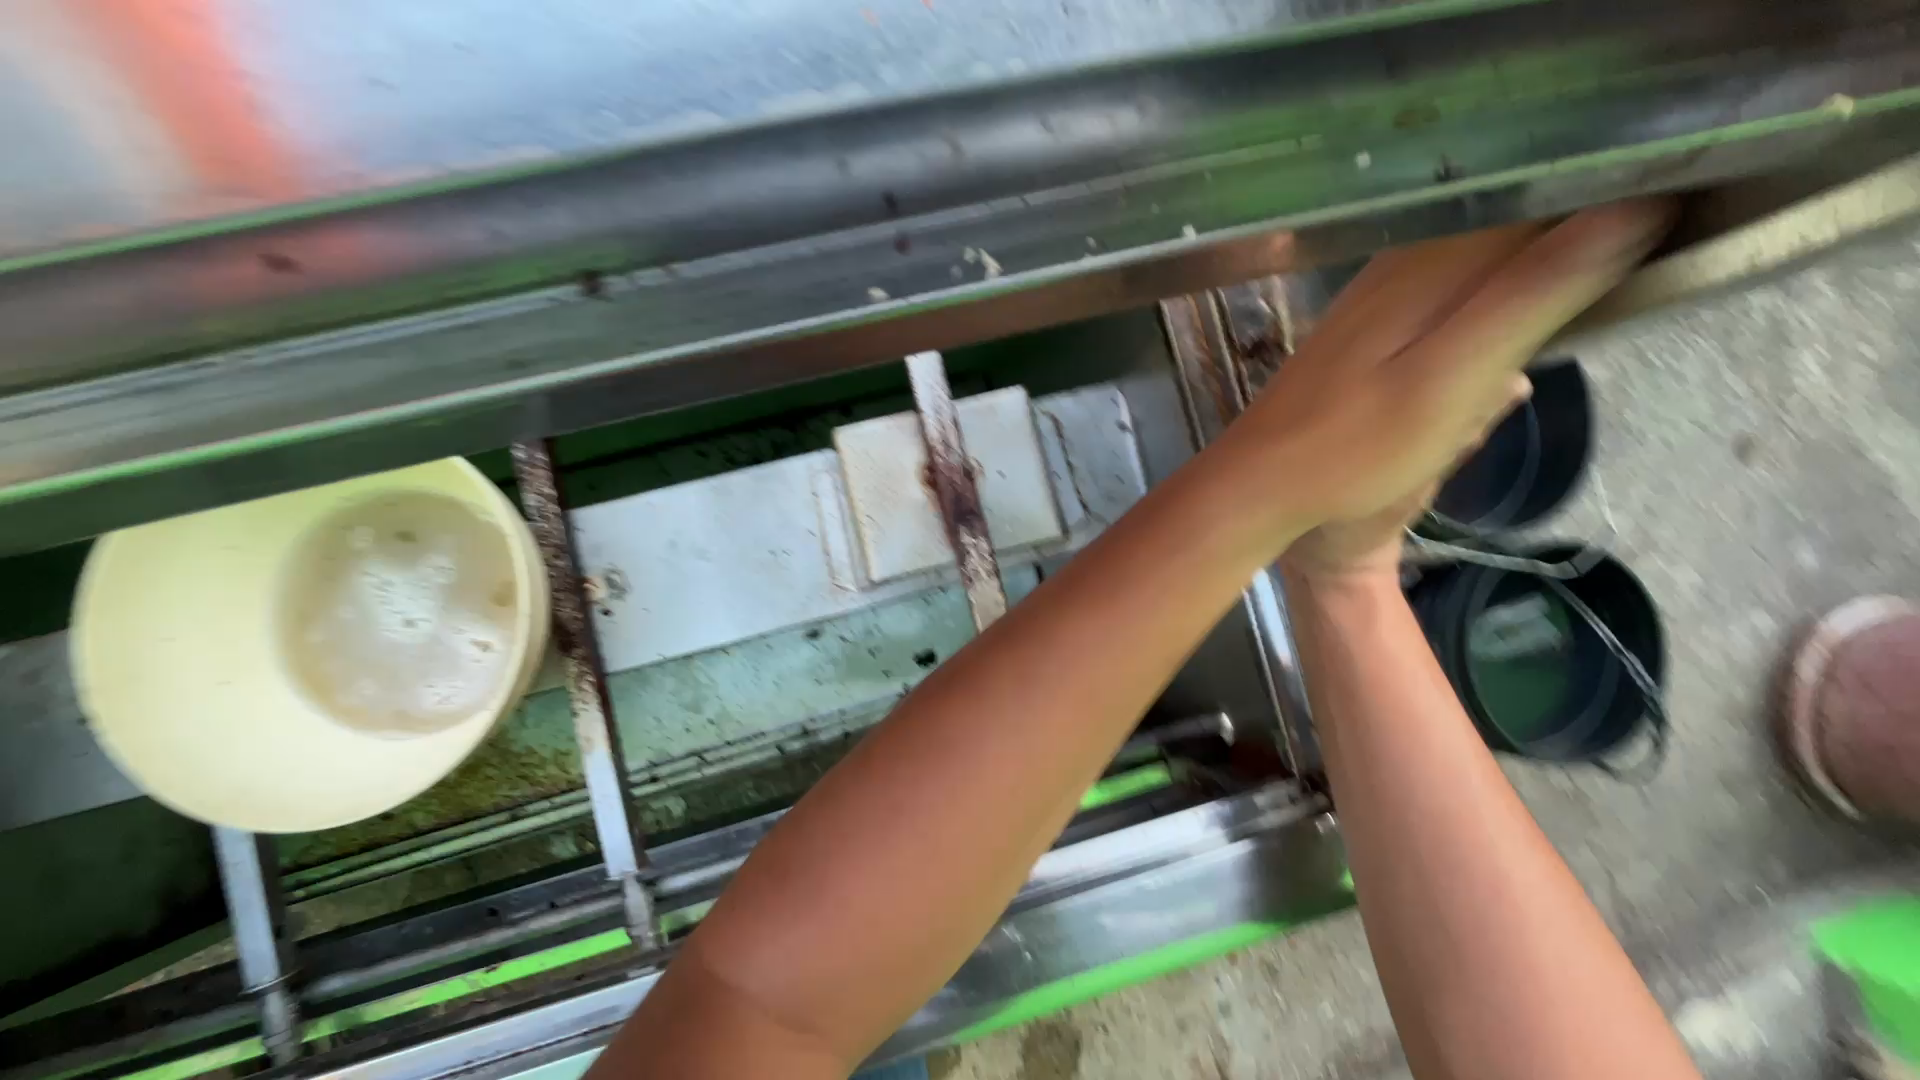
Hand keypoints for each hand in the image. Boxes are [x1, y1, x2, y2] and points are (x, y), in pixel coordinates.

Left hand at [1216, 201, 1671, 576]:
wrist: (1262, 487)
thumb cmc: (1355, 446)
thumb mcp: (1452, 377)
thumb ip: (1533, 295)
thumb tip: (1635, 204)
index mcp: (1428, 263)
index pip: (1541, 193)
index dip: (1614, 190)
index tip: (1686, 199)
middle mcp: (1400, 265)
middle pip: (1511, 220)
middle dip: (1582, 223)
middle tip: (1660, 237)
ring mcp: (1378, 297)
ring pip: (1479, 257)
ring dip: (1538, 262)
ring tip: (1608, 271)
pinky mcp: (1369, 332)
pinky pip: (1447, 293)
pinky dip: (1491, 300)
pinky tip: (1513, 323)